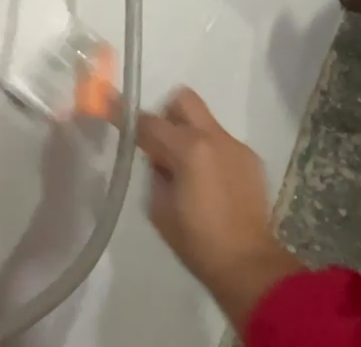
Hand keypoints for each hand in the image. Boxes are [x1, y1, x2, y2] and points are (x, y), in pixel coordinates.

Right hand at [135, 88, 303, 327]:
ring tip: (188, 172)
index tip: (110, 104)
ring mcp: (235, 145)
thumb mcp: (159, 208)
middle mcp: (214, 136)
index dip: (127, 115)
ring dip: (191, 136)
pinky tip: (211, 184)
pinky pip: (222, 143)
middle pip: (184, 99)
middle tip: (161, 142)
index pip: (150, 122)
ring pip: (205, 121)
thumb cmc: (196, 240)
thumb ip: (155, 172)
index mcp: (189, 149)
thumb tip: (157, 156)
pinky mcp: (251, 157)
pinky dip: (210, 153)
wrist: (248, 262)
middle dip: (167, 114)